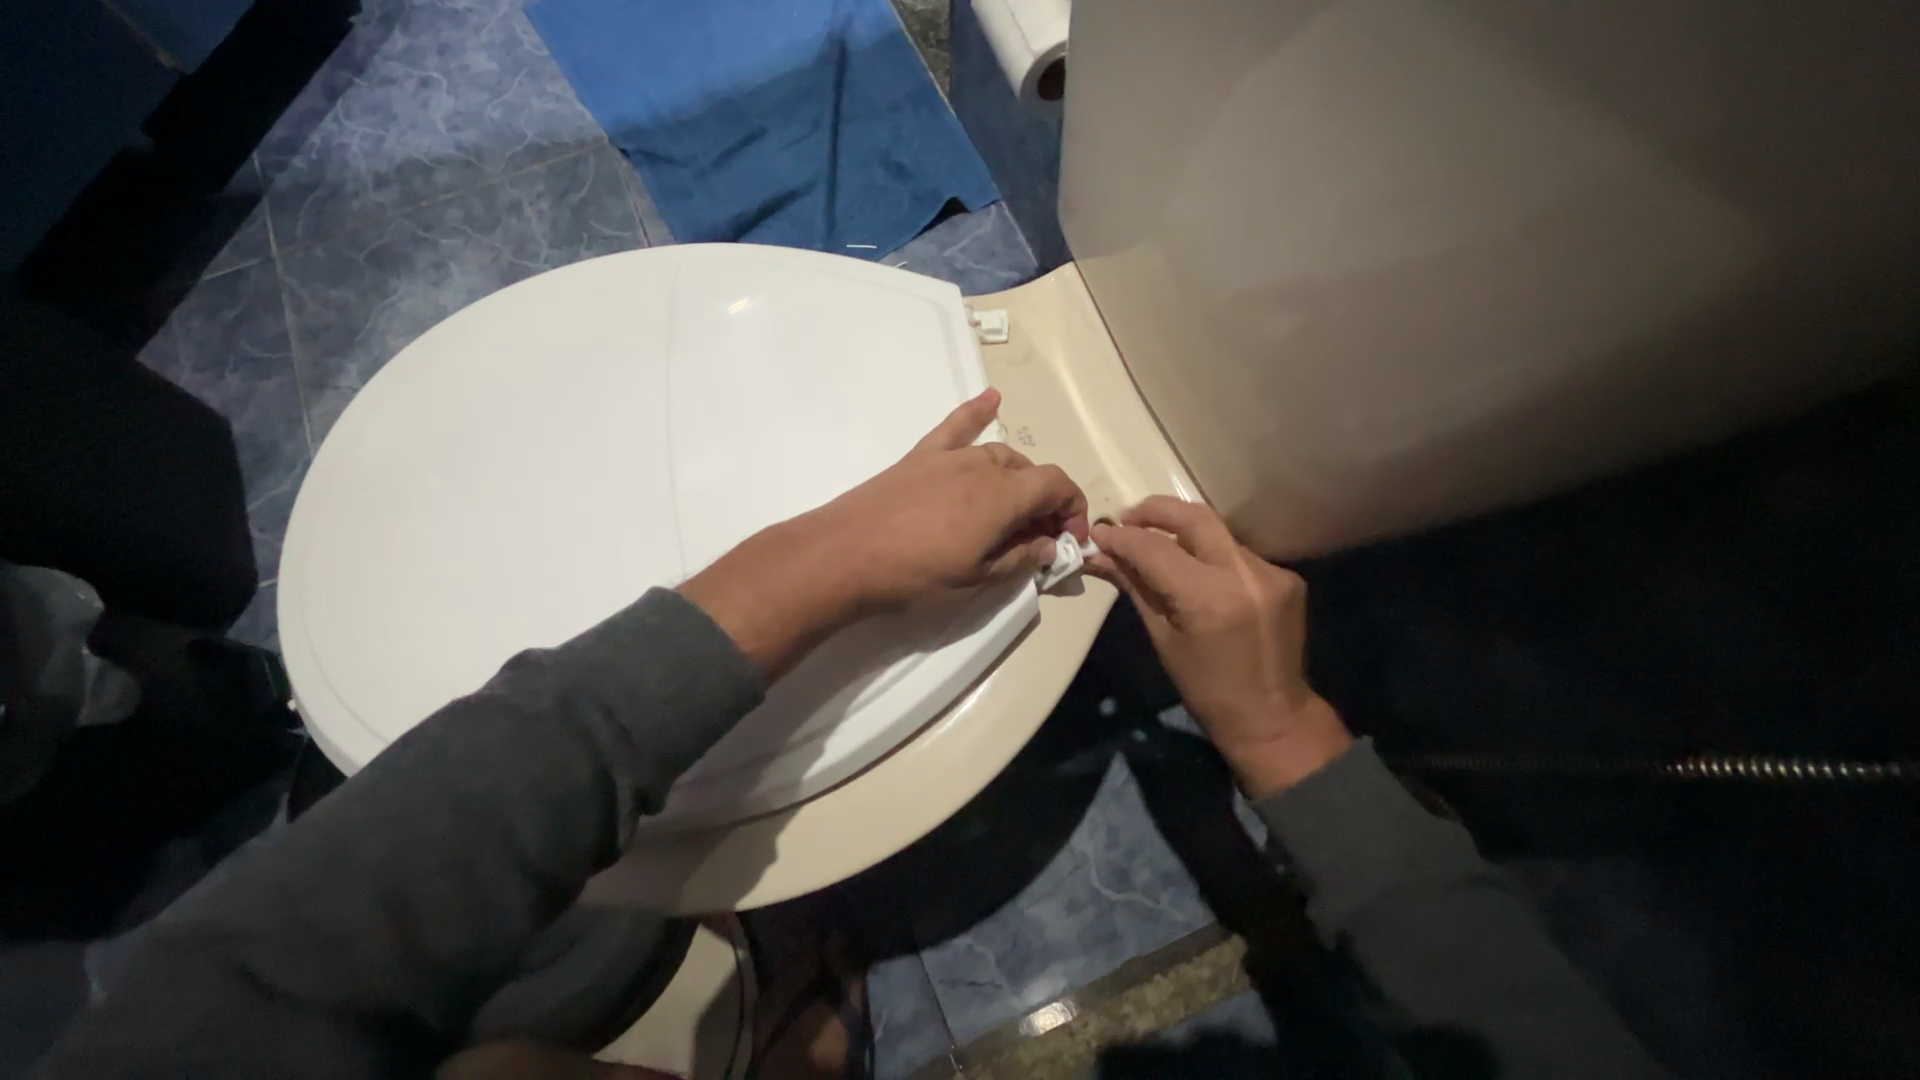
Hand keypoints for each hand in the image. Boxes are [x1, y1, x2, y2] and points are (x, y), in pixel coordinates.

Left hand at [681, 390, 1087, 676]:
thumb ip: (1020, 558)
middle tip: (1037, 538)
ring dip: (1018, 477)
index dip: (1074, 509)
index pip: (1058, 486)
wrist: (846, 554)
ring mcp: (951, 456)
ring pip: (1000, 454)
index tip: (1070, 539)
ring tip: (1015, 509)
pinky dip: (977, 411)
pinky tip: (993, 398)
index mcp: (1004, 496)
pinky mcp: (922, 455)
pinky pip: (956, 425)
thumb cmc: (916, 574)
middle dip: (1044, 503)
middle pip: (1031, 472)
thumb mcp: (978, 578)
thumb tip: (1049, 546)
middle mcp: (984, 466)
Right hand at [1090, 497, 1351, 797]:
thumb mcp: (1161, 638)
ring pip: (1218, 534)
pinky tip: (1197, 571)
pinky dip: (1212, 556)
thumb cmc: (1205, 688)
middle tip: (1126, 517)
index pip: (1155, 549)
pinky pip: (1238, 554)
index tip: (1099, 535)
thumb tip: (1100, 555)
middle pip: (1195, 517)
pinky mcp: (1287, 577)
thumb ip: (1135, 587)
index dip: (1122, 538)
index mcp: (1207, 598)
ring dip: (1184, 533)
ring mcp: (1271, 573)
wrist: (1271, 716)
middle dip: (1155, 510)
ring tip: (1156, 542)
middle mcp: (1244, 575)